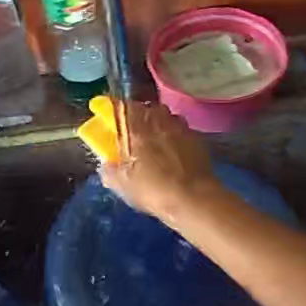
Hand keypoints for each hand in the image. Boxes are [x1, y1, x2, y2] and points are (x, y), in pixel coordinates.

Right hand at [99, 102, 224, 224]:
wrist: (194, 199)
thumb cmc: (153, 189)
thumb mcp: (122, 184)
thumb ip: (109, 170)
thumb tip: (107, 165)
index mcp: (136, 125)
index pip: (121, 106)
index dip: (115, 111)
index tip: (111, 119)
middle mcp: (159, 118)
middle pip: (146, 108)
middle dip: (139, 118)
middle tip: (133, 135)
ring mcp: (181, 126)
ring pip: (166, 118)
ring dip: (159, 126)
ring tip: (155, 144)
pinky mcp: (198, 138)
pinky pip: (181, 131)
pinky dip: (175, 139)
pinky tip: (174, 156)